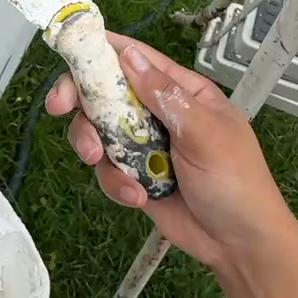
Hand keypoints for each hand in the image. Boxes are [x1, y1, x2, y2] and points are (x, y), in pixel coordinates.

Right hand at [49, 33, 291, 271]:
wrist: (240, 247)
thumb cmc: (235, 181)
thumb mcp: (205, 133)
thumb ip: (165, 94)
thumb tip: (128, 54)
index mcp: (179, 91)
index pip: (134, 59)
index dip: (100, 51)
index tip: (68, 52)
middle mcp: (155, 111)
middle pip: (103, 92)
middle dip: (78, 99)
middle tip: (58, 107)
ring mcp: (142, 144)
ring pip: (96, 131)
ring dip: (93, 146)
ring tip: (99, 161)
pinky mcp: (132, 175)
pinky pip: (107, 169)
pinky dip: (114, 182)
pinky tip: (137, 198)